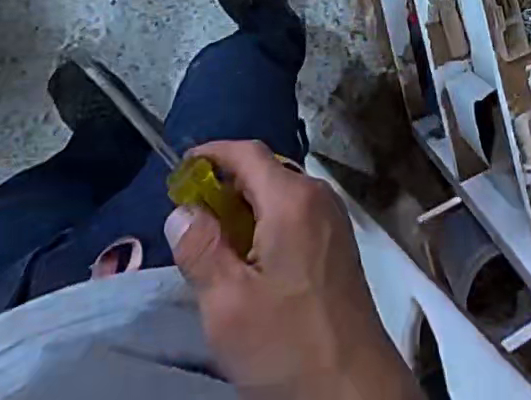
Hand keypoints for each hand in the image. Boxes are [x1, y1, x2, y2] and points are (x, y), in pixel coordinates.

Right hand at [165, 141, 420, 399]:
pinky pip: (296, 214)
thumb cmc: (285, 341)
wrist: (351, 381)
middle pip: (266, 171)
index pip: (249, 153)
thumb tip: (183, 209)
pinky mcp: (337, 241)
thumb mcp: (228, 302)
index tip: (179, 168)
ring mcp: (333, 217)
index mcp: (293, 199)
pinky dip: (266, 222)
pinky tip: (248, 258)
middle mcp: (319, 196)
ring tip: (212, 242)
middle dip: (226, 185)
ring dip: (245, 207)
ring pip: (281, 194)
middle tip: (188, 217)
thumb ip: (202, 249)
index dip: (212, 154)